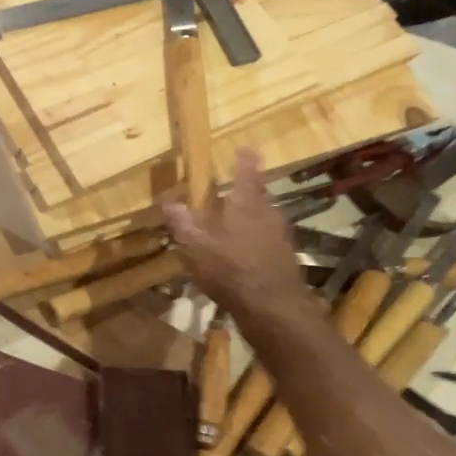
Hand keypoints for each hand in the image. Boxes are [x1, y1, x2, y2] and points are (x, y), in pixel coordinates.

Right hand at [160, 149, 311, 317]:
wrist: (273, 307)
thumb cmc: (230, 269)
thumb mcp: (195, 246)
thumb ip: (182, 222)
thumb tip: (169, 202)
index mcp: (245, 205)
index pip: (247, 172)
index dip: (245, 159)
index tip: (244, 148)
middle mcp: (268, 214)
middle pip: (260, 195)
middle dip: (249, 190)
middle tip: (235, 189)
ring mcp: (281, 237)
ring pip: (267, 217)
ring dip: (254, 215)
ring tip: (236, 221)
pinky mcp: (285, 258)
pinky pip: (270, 239)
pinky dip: (258, 238)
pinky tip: (245, 252)